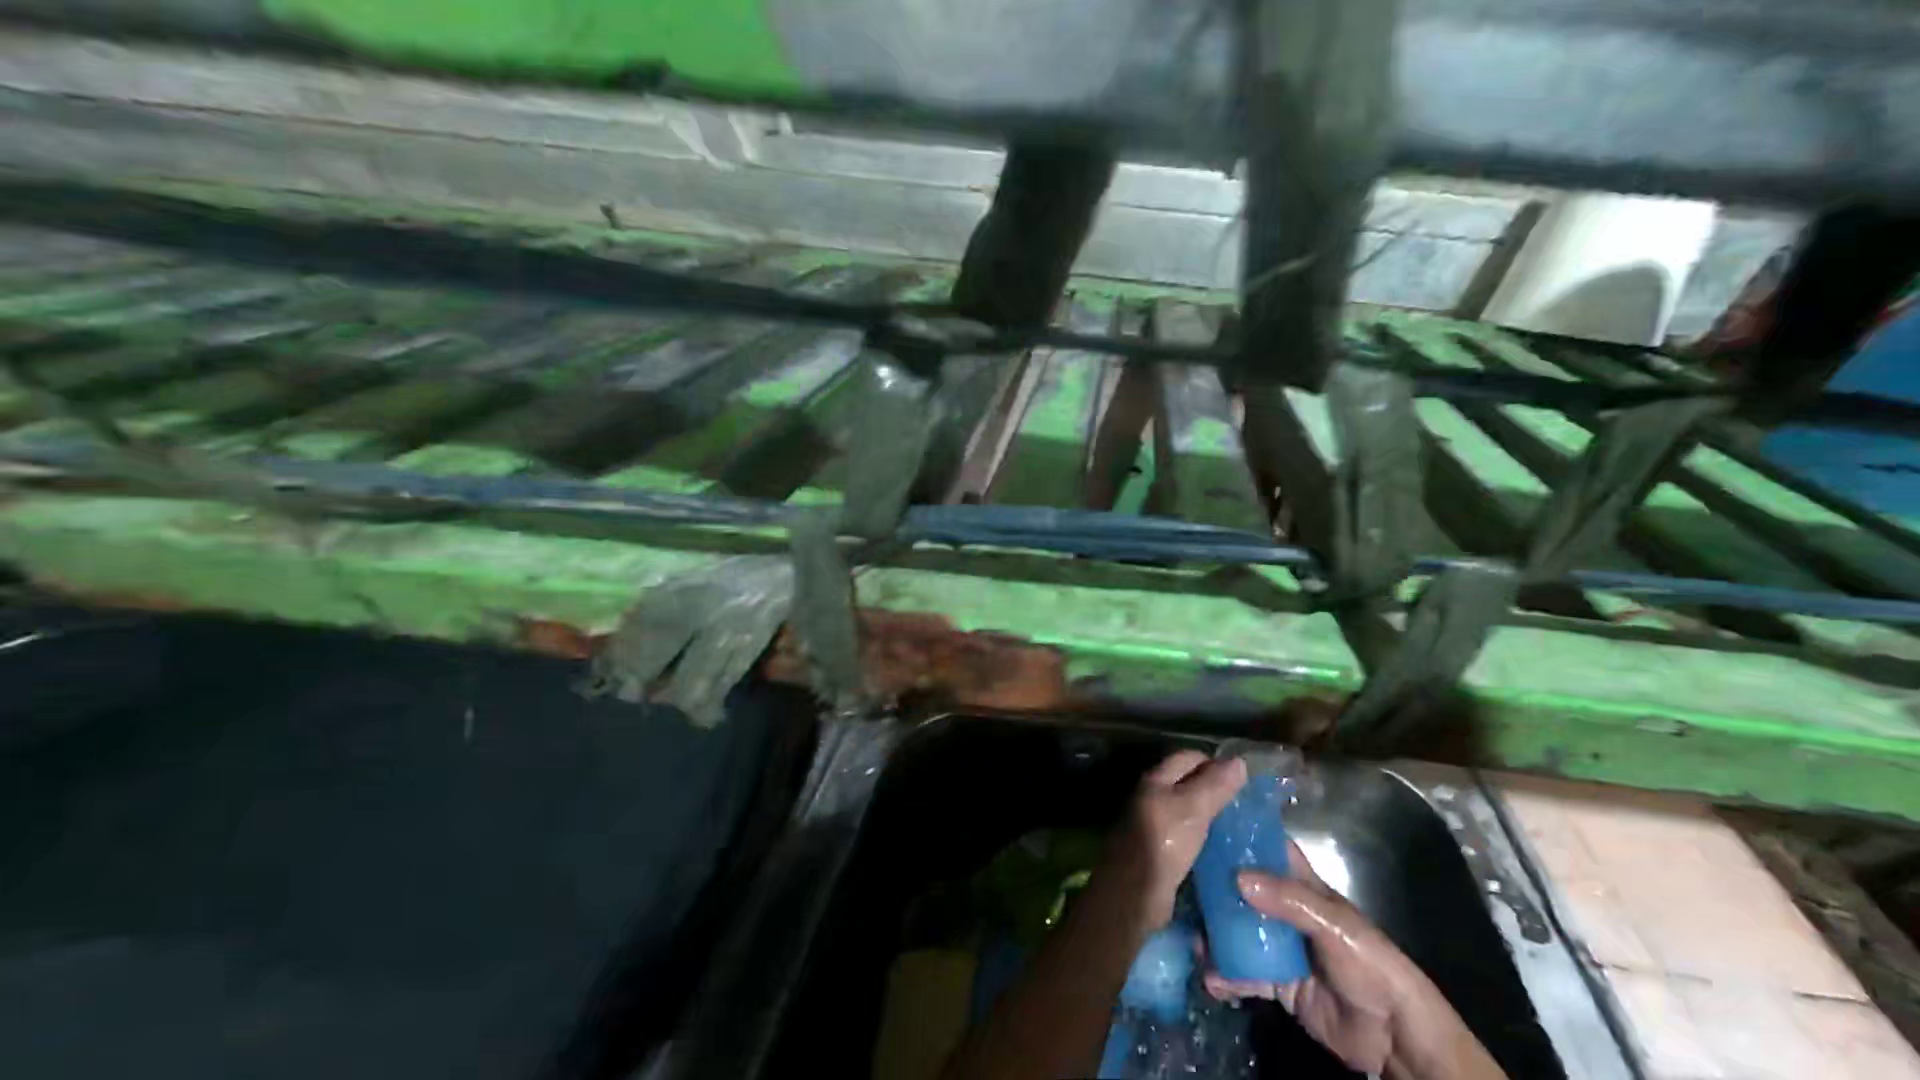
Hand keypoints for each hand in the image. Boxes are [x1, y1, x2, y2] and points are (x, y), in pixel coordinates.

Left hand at [1103, 750, 1246, 926]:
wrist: (1135, 892)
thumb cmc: (1163, 843)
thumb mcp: (1192, 809)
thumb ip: (1214, 785)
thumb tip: (1239, 761)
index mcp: (1155, 779)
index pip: (1188, 757)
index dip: (1215, 763)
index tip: (1244, 779)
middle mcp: (1152, 796)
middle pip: (1188, 782)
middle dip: (1216, 789)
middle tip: (1247, 803)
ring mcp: (1155, 824)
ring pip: (1190, 809)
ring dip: (1213, 814)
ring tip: (1244, 825)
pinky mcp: (1162, 850)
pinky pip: (1189, 834)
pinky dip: (1207, 835)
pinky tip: (1227, 846)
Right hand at [1205, 849, 1505, 1079]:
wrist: (1393, 1035)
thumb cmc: (1370, 964)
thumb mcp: (1334, 924)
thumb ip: (1288, 900)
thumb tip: (1237, 877)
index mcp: (1304, 888)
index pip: (1270, 850)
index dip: (1242, 835)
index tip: (1204, 822)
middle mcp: (1285, 911)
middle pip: (1243, 890)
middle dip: (1214, 888)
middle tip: (1183, 883)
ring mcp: (1279, 947)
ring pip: (1237, 930)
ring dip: (1214, 934)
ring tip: (1194, 940)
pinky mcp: (1275, 982)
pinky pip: (1242, 972)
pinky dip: (1224, 975)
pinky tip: (1211, 978)